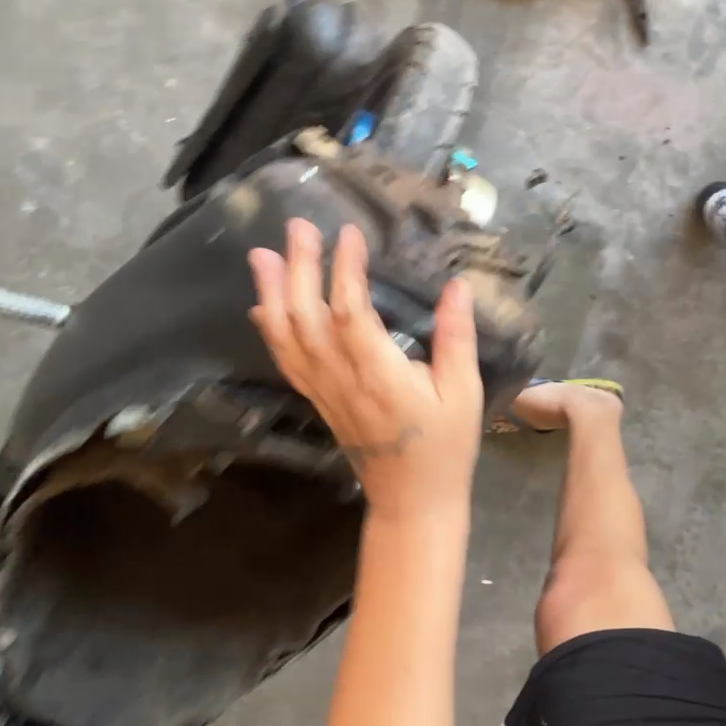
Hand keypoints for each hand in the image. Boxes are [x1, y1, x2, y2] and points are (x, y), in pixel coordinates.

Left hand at [248, 218, 483, 520]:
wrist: (411, 499)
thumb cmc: (444, 445)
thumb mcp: (464, 392)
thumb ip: (457, 338)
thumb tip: (457, 286)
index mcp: (379, 374)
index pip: (352, 312)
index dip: (345, 270)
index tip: (349, 232)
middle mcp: (341, 379)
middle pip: (307, 318)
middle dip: (299, 269)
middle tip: (298, 226)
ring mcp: (323, 390)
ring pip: (287, 337)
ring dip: (272, 293)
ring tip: (263, 253)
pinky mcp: (318, 399)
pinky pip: (286, 360)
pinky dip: (270, 329)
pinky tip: (262, 305)